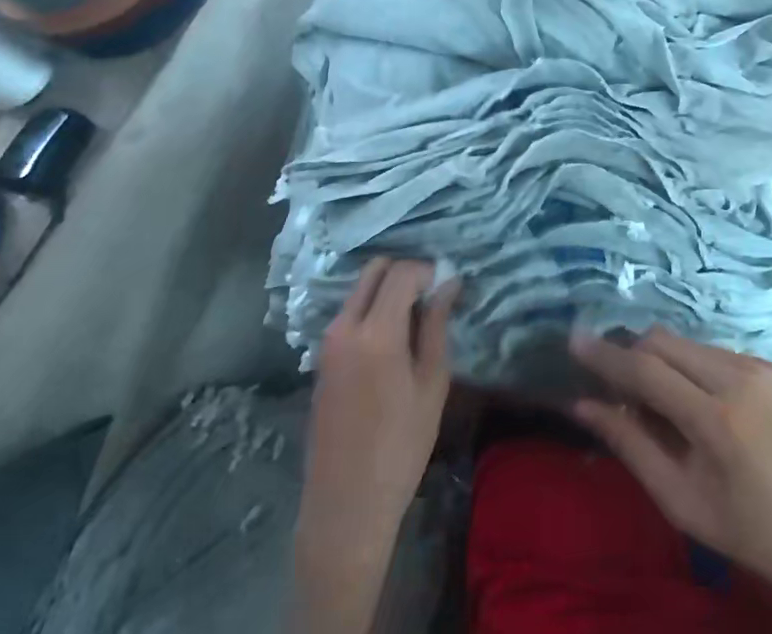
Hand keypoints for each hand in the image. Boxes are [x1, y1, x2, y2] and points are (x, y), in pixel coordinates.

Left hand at [293, 258, 456, 633]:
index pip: (402, 273)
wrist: (346, 501)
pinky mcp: (321, 356)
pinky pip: (349, 313)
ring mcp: (327, 341)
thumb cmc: (401, 446)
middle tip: (433, 294)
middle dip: (405, 272)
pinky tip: (395, 338)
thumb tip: (449, 282)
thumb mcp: (432, 384)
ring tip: (418, 317)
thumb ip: (436, 326)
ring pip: (359, 290)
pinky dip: (373, 309)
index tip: (450, 285)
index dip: (429, 270)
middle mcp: (344, 326)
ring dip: (388, 290)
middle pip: (374, 270)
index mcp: (375, 332)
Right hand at [572, 328, 771, 633]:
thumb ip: (629, 444)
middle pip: (662, 342)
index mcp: (718, 418)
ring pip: (685, 343)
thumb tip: (582, 405)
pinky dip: (687, 366)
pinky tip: (691, 403)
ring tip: (656, 405)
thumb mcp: (679, 499)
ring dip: (658, 361)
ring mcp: (759, 367)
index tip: (573, 341)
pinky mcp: (770, 367)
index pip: (645, 370)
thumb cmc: (749, 530)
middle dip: (630, 356)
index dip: (605, 356)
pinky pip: (710, 352)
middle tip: (616, 392)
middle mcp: (739, 377)